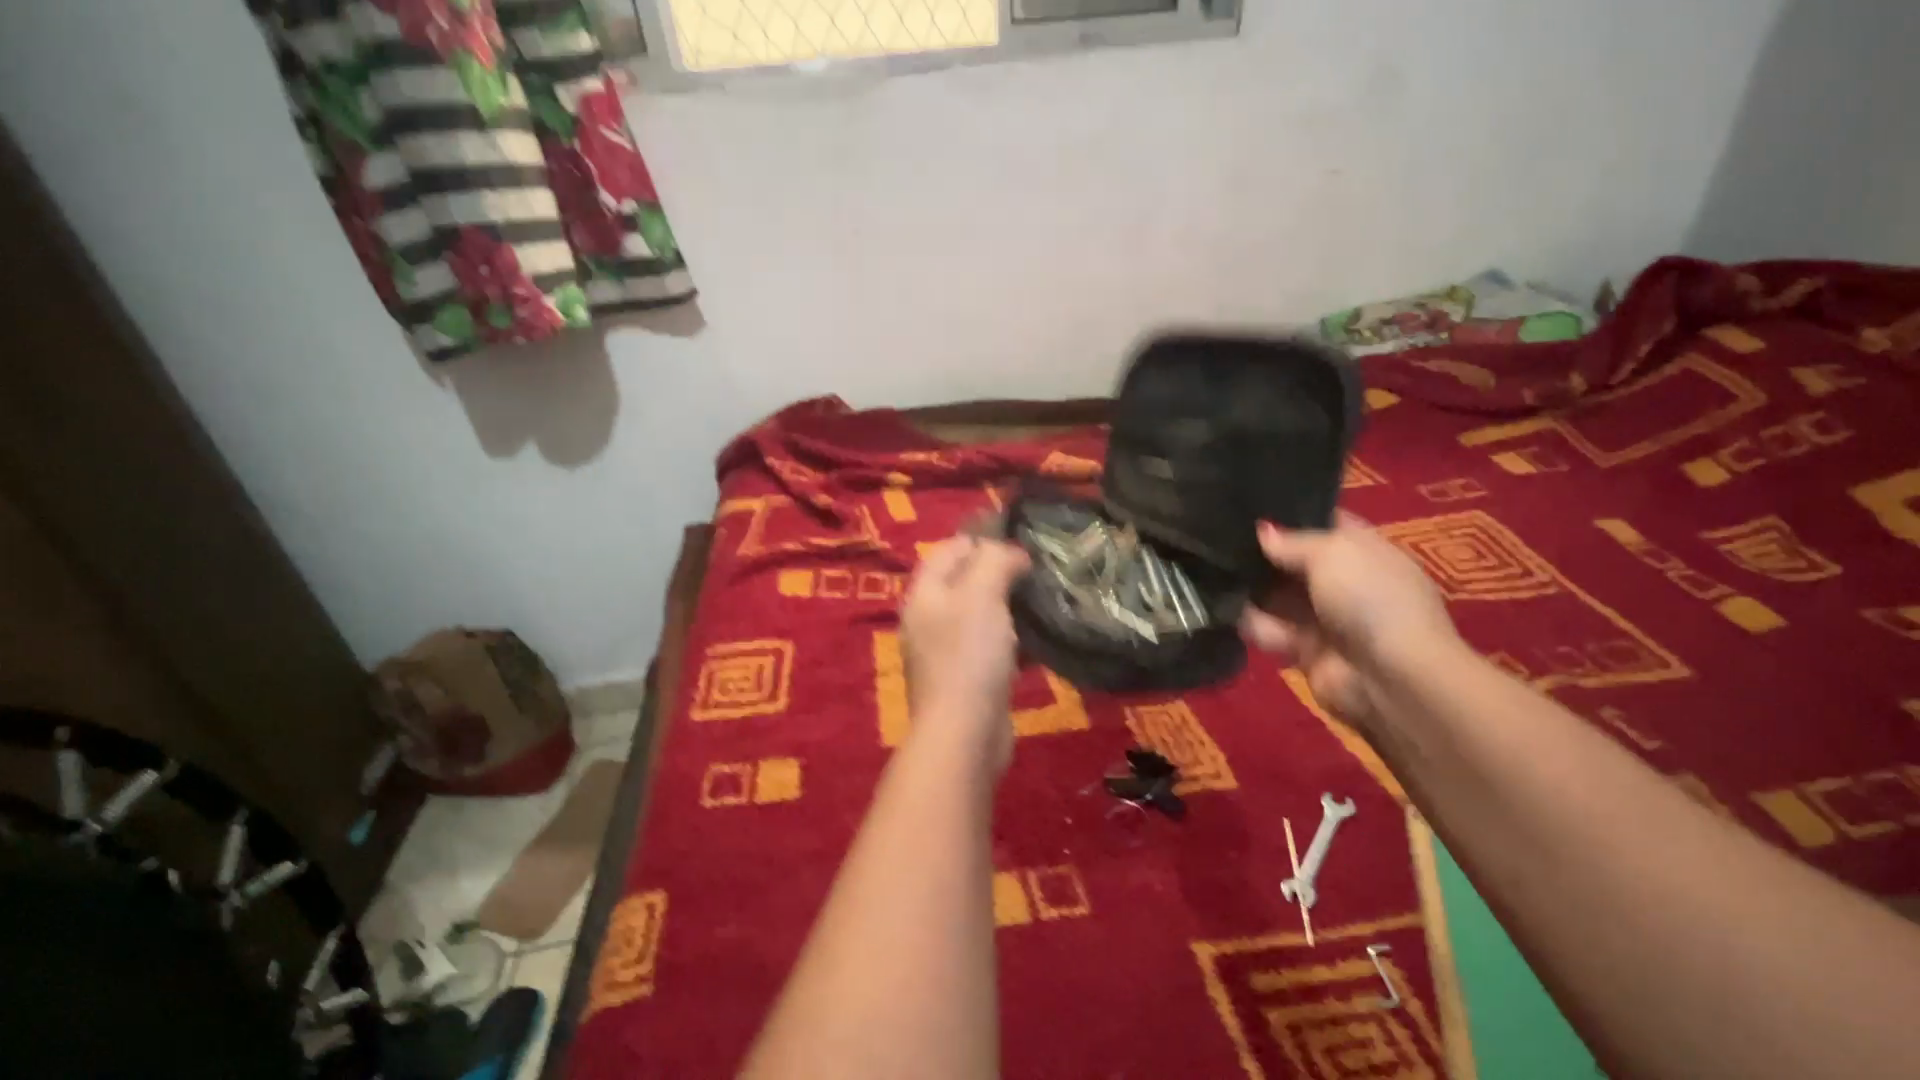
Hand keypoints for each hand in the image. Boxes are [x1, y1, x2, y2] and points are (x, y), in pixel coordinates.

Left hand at [899, 535, 1030, 770]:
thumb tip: (1011, 552)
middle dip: (999, 573)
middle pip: (964, 582)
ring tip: (1044, 599)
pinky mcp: (967, 681)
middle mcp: (929, 621)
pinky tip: (1038, 641)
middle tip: (1038, 569)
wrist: (964, 735)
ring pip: (980, 616)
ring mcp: (946, 653)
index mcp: (924, 595)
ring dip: (1009, 607)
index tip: (1021, 540)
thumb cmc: (969, 656)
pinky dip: (1012, 641)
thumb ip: (994, 561)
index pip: (949, 550)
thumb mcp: (981, 594)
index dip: (983, 539)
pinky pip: (991, 648)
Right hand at [1239, 512, 1461, 732]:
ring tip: (1213, 572)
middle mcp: (1345, 582)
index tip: (1249, 507)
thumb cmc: (1369, 597)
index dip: (1292, 515)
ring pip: (1278, 597)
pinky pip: (1270, 631)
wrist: (1388, 676)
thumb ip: (1292, 541)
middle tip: (1219, 539)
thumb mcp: (1332, 552)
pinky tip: (1225, 608)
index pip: (1324, 524)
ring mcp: (1325, 619)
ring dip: (1250, 588)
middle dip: (1262, 552)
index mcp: (1364, 551)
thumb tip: (1262, 531)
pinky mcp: (1305, 652)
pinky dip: (1250, 623)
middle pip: (1295, 562)